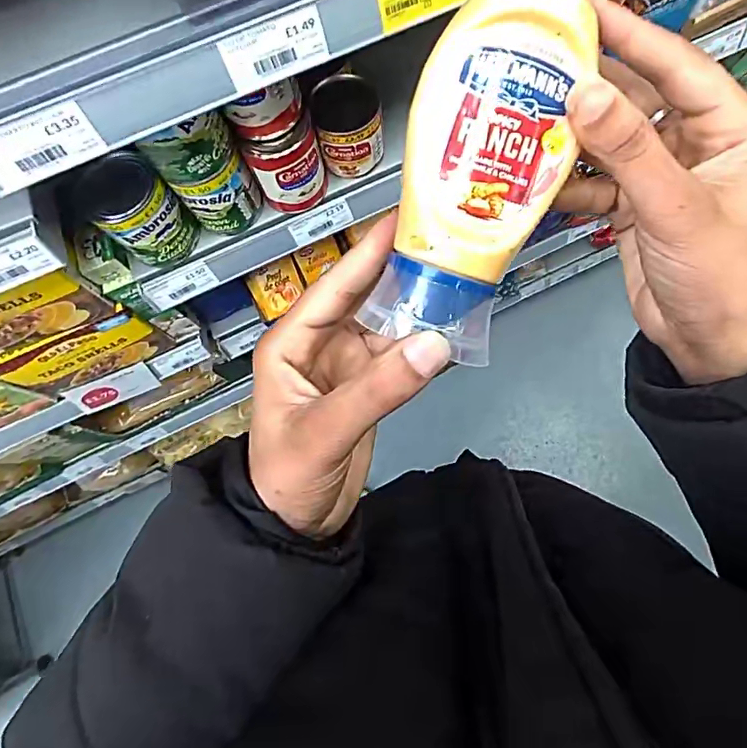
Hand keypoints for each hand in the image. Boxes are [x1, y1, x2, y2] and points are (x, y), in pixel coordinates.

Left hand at [248, 216, 453, 537]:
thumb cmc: (286, 476)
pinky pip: (400, 354)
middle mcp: (320, 344)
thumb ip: (379, 389)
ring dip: (419, 305)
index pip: (333, 287)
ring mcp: (347, 364)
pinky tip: (454, 326)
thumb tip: (435, 342)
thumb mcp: (326, 432)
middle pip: (364, 297)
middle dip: (400, 270)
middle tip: (443, 240)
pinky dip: (426, 342)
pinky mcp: (368, 385)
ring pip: (387, 323)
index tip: (400, 221)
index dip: (366, 253)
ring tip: (459, 276)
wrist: (294, 527)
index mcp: (292, 341)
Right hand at [553, 0, 746, 384]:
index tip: (584, 8)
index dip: (630, 34)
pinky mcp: (633, 202)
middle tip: (536, 64)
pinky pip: (595, 176)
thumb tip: (583, 91)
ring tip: (524, 119)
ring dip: (570, 135)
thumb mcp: (675, 208)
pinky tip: (538, 180)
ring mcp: (660, 173)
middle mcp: (695, 142)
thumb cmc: (719, 277)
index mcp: (730, 129)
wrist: (708, 344)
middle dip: (587, 86)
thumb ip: (628, 149)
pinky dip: (568, 180)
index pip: (676, 65)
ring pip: (608, 138)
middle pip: (634, 97)